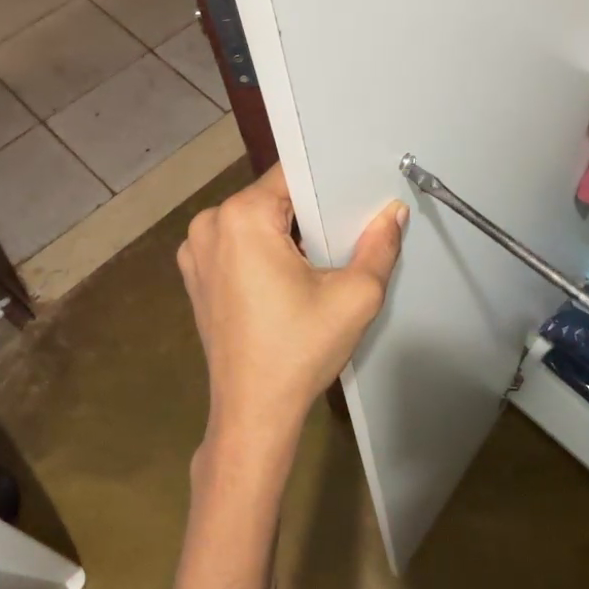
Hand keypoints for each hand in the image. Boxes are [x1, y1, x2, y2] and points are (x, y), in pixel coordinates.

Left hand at [177, 165, 407, 444]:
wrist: (254, 412)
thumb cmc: (300, 350)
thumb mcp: (355, 296)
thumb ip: (380, 246)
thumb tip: (393, 212)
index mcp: (241, 217)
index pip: (291, 175)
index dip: (327, 183)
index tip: (354, 196)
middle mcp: (209, 225)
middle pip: (273, 198)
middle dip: (309, 213)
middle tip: (345, 233)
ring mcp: (196, 251)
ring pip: (255, 222)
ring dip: (286, 233)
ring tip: (321, 259)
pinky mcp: (195, 276)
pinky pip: (238, 245)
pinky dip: (264, 252)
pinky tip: (291, 279)